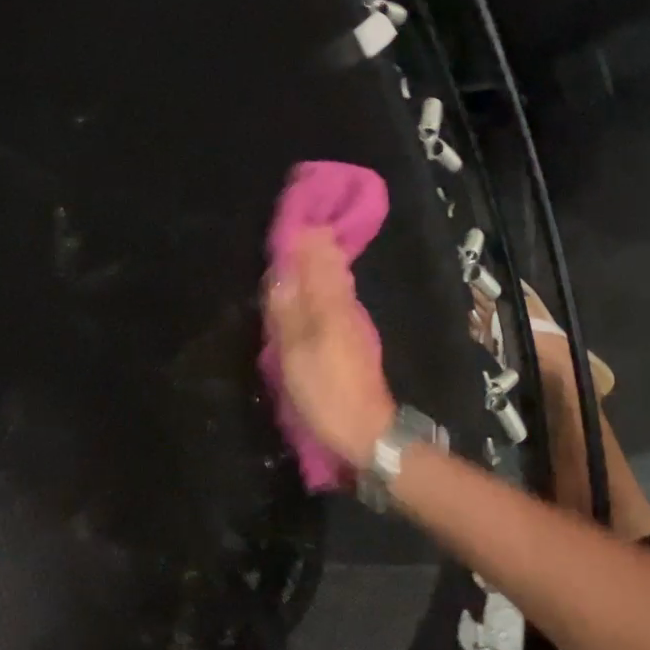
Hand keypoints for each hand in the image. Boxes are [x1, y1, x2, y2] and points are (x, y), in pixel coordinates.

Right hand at [264, 229, 397, 468]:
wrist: (369, 432)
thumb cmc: (327, 395)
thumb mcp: (297, 356)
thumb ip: (288, 312)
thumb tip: (280, 272)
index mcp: (330, 307)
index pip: (317, 260)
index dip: (304, 238)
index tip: (293, 217)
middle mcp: (345, 309)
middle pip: (330, 268)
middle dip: (313, 248)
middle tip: (298, 226)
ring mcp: (354, 326)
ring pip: (336, 285)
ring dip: (320, 266)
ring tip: (304, 251)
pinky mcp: (355, 343)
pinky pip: (338, 302)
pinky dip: (326, 289)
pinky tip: (317, 292)